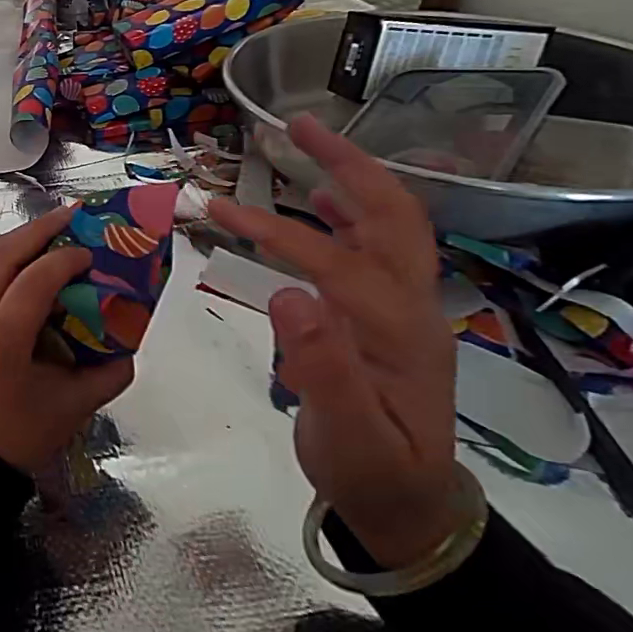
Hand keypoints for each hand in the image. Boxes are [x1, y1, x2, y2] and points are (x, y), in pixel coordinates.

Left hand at [0, 206, 136, 471]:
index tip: (89, 255)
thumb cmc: (20, 435)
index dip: (62, 261)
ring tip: (49, 227)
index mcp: (0, 344)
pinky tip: (20, 255)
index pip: (31, 283)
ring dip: (16, 239)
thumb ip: (110, 372)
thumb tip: (131, 339)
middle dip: (36, 231)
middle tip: (69, 215)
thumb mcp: (73, 407)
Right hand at [209, 114, 457, 567]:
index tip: (219, 209)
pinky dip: (349, 212)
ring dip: (350, 176)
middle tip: (298, 125)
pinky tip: (322, 202)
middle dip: (346, 162)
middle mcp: (412, 303)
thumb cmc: (375, 474)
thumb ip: (323, 369)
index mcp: (401, 330)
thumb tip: (285, 294)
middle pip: (391, 213)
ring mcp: (406, 304)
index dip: (276, 232)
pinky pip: (375, 246)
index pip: (335, 262)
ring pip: (388, 221)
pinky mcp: (391, 311)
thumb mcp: (349, 438)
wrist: (414, 506)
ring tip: (304, 142)